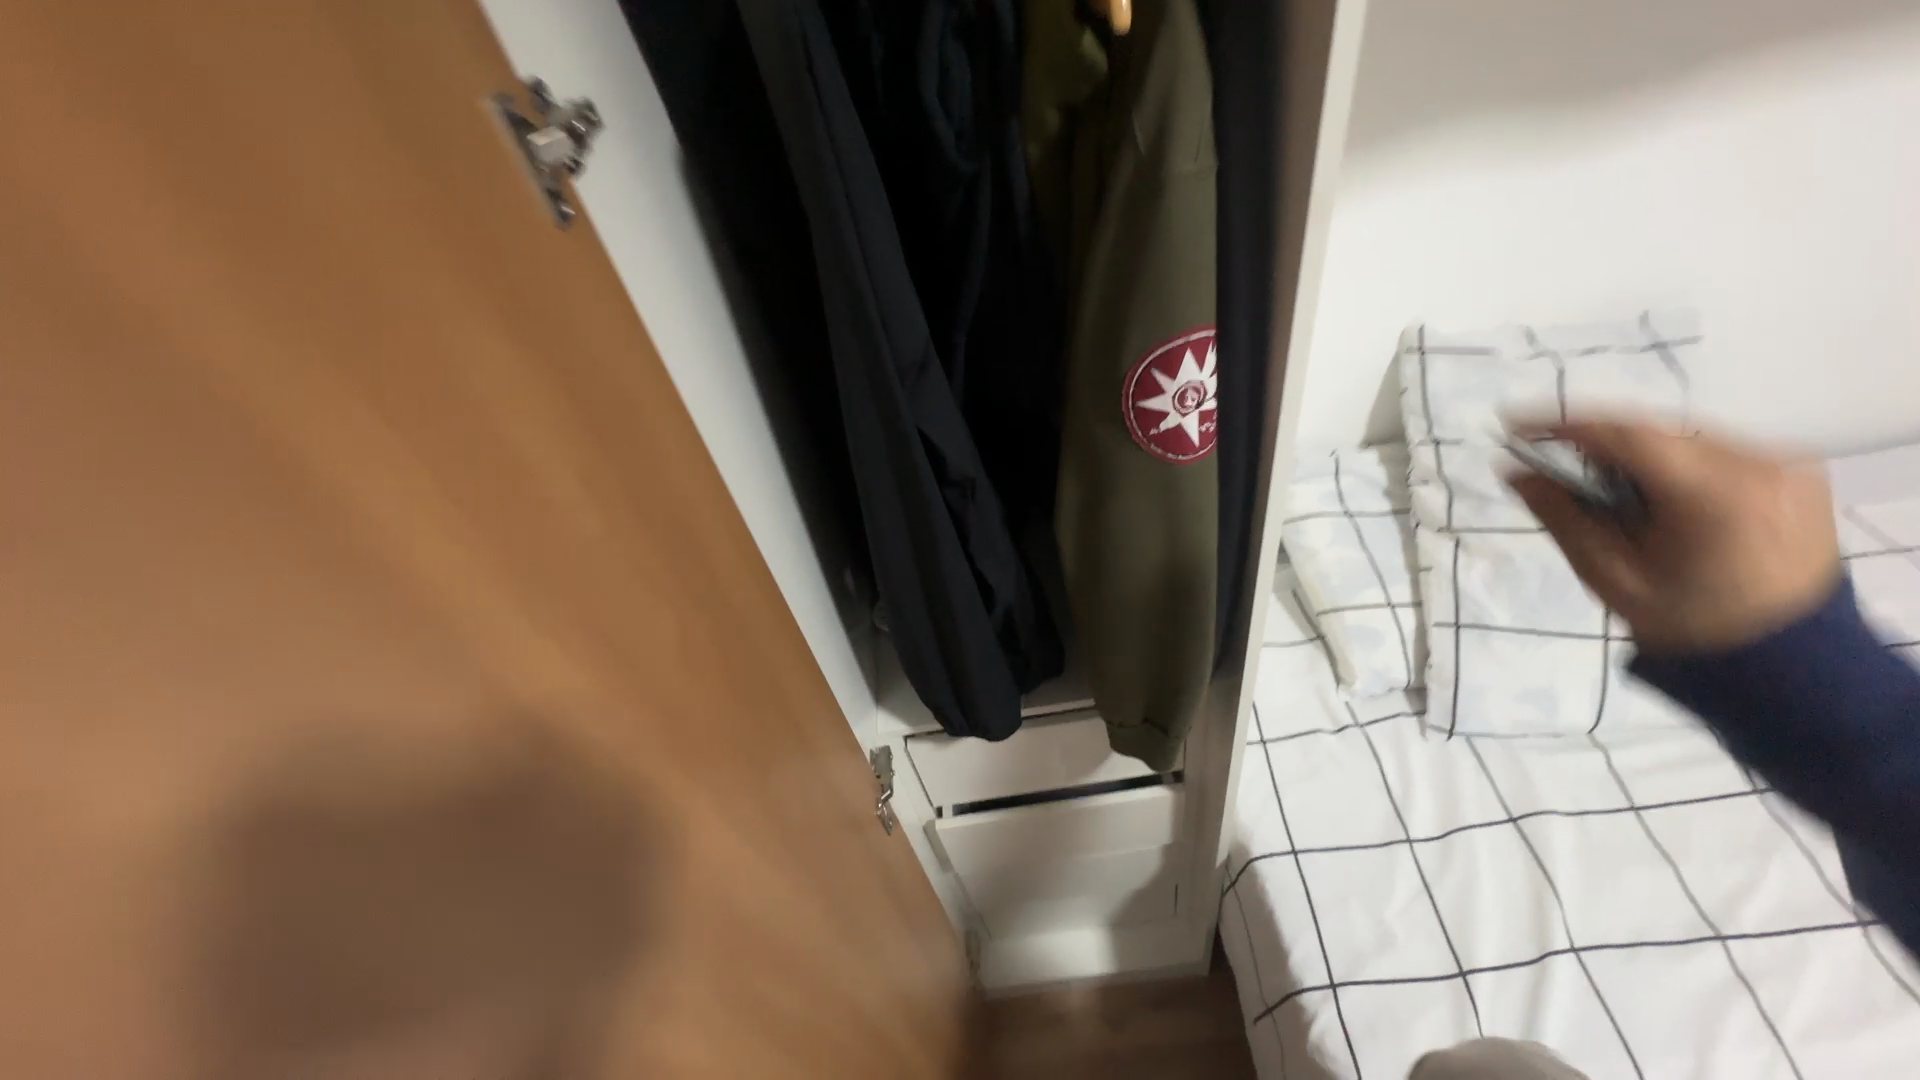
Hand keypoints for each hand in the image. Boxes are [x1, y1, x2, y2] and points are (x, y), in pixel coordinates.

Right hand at [1506, 419, 1840, 654]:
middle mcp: (1759, 462)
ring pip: (1683, 436)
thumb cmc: (1686, 622)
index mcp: (1714, 493)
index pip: (1628, 435)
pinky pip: (1713, 449)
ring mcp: (1785, 463)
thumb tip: (1516, 471)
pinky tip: (1649, 487)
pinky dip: (1669, 461)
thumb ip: (1562, 515)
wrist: (1783, 654)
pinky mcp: (1795, 470)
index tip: (1514, 425)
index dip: (1564, 424)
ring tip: (1599, 478)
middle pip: (1656, 431)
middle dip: (1597, 441)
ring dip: (1633, 451)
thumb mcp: (1609, 574)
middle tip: (1551, 460)